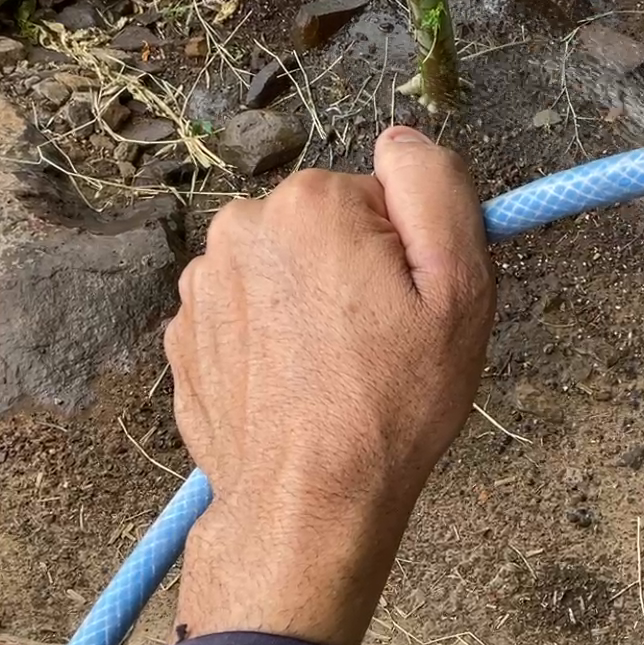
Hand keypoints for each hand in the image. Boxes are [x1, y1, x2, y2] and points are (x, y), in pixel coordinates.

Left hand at [166, 126, 493, 644]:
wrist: (310, 503)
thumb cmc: (393, 405)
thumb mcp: (459, 292)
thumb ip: (438, 188)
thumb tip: (401, 140)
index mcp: (309, 205)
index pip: (380, 200)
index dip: (407, 256)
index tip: (410, 311)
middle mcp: (240, 229)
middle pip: (328, 232)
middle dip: (359, 276)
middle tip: (380, 348)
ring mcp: (201, 287)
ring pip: (286, 275)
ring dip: (315, 310)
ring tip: (338, 376)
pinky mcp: (184, 337)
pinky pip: (250, 318)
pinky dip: (275, 343)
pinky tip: (298, 391)